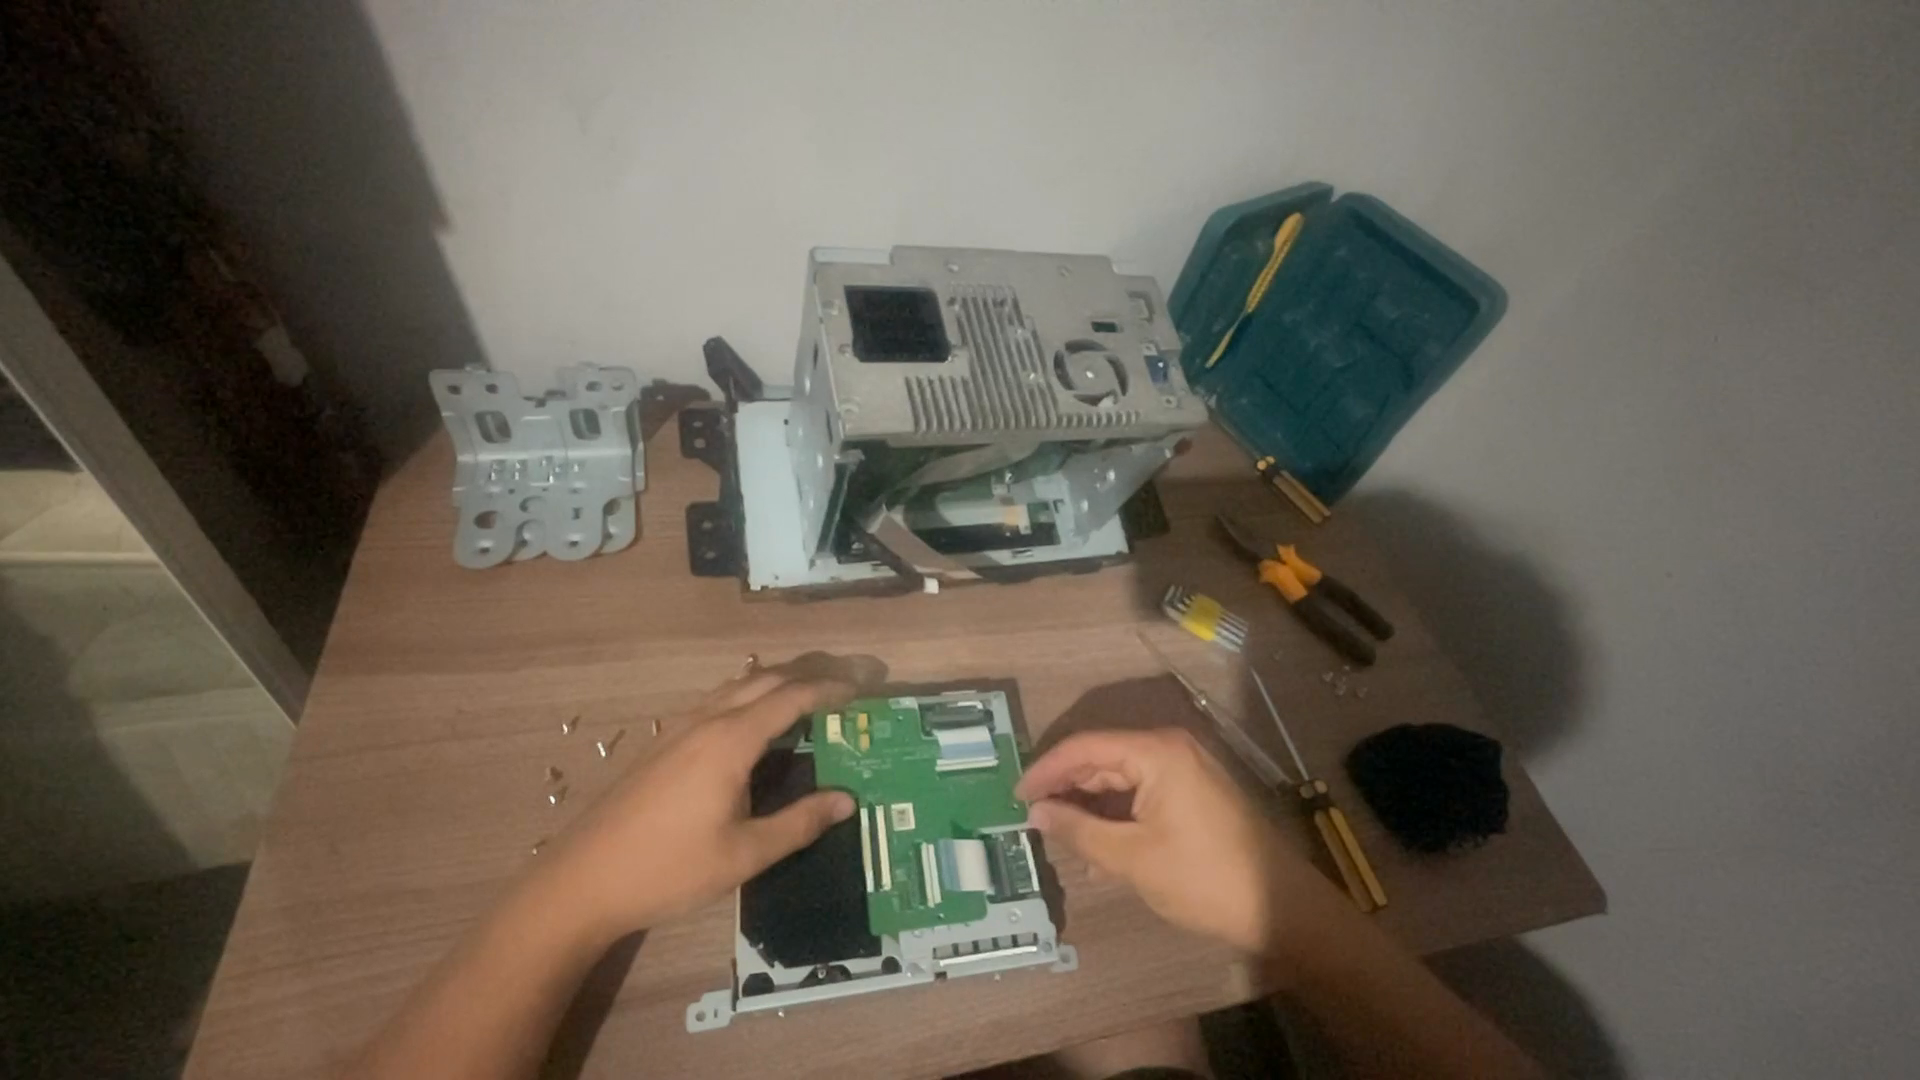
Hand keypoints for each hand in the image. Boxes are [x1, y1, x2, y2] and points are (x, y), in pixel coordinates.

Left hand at [534, 663, 859, 944]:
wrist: (581, 880)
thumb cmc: (668, 869)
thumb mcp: (744, 854)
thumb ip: (799, 823)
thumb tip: (848, 800)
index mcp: (731, 740)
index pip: (792, 697)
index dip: (831, 688)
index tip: (865, 687)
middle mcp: (707, 720)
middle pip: (767, 679)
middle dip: (811, 675)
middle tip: (849, 685)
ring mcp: (680, 728)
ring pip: (739, 685)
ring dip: (779, 682)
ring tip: (811, 696)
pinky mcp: (664, 742)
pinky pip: (719, 700)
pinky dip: (751, 696)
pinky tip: (757, 723)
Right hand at [1016, 727, 1333, 955]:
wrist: (1281, 908)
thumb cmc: (1204, 878)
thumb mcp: (1132, 858)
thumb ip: (1078, 830)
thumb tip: (1036, 813)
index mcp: (1156, 751)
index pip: (1084, 747)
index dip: (1045, 770)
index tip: (1016, 796)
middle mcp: (1169, 747)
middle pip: (1101, 758)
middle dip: (1065, 787)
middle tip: (1031, 816)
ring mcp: (1184, 767)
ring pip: (1119, 776)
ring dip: (1088, 804)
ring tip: (1058, 835)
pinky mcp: (1191, 790)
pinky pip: (1140, 790)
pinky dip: (1115, 813)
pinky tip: (1096, 844)